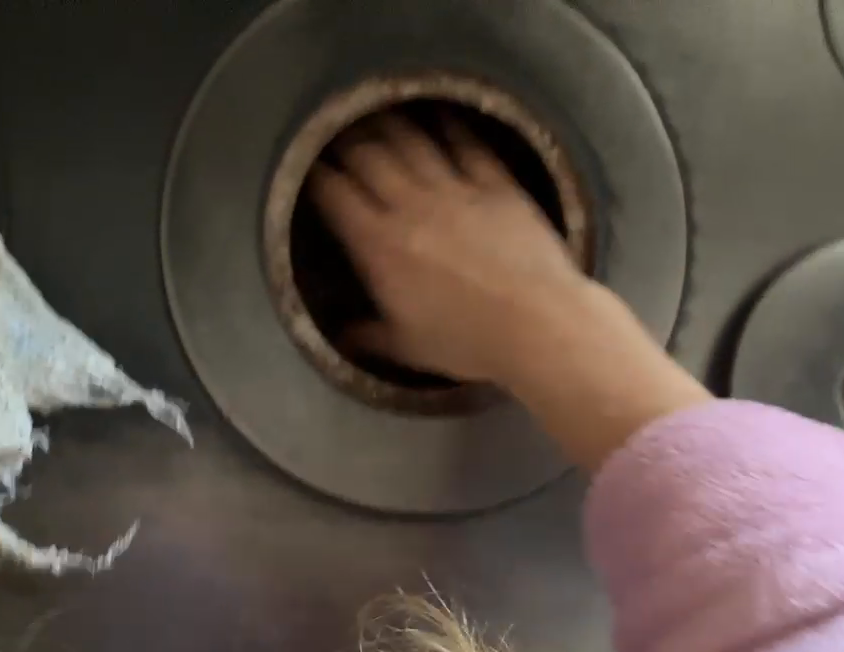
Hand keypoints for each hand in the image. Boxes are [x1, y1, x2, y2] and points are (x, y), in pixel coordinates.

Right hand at [307, 115, 712, 468]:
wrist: (534, 324)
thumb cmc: (467, 342)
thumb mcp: (408, 348)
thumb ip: (371, 337)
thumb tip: (345, 337)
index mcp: (380, 248)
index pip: (336, 197)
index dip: (317, 177)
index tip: (308, 169)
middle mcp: (411, 208)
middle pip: (367, 156)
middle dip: (344, 140)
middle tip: (335, 131)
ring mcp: (456, 191)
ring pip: (411, 141)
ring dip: (388, 122)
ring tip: (374, 111)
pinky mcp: (497, 186)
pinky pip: (467, 145)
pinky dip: (450, 127)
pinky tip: (440, 115)